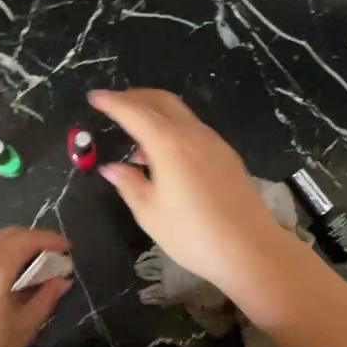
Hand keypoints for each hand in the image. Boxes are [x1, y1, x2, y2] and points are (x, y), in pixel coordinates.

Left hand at [0, 227, 71, 346]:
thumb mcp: (23, 328)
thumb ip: (45, 298)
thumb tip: (62, 280)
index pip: (29, 239)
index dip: (52, 240)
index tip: (69, 249)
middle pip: (10, 234)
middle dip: (34, 240)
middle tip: (54, 258)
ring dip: (16, 247)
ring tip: (34, 268)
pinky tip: (8, 278)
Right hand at [89, 89, 290, 292]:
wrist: (252, 250)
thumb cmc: (194, 235)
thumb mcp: (150, 214)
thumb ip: (129, 184)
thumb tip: (112, 167)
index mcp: (168, 143)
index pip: (133, 111)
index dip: (112, 102)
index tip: (94, 96)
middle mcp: (191, 133)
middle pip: (160, 100)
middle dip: (134, 97)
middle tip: (114, 104)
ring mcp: (213, 141)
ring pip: (179, 112)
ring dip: (155, 111)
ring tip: (136, 132)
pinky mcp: (226, 154)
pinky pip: (193, 127)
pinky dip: (172, 126)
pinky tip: (165, 152)